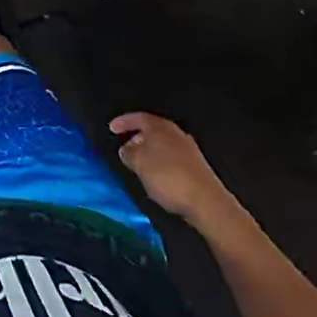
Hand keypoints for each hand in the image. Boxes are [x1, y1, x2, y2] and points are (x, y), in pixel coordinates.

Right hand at [110, 113, 239, 227]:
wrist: (204, 200)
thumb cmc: (168, 177)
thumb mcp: (140, 164)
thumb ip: (129, 153)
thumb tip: (126, 148)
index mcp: (161, 127)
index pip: (139, 117)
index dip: (124, 121)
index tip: (111, 128)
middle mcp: (175, 133)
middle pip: (151, 129)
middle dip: (136, 136)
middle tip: (124, 148)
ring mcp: (187, 148)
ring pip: (161, 143)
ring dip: (147, 150)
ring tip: (137, 163)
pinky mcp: (193, 164)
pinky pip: (169, 156)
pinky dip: (158, 160)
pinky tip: (155, 174)